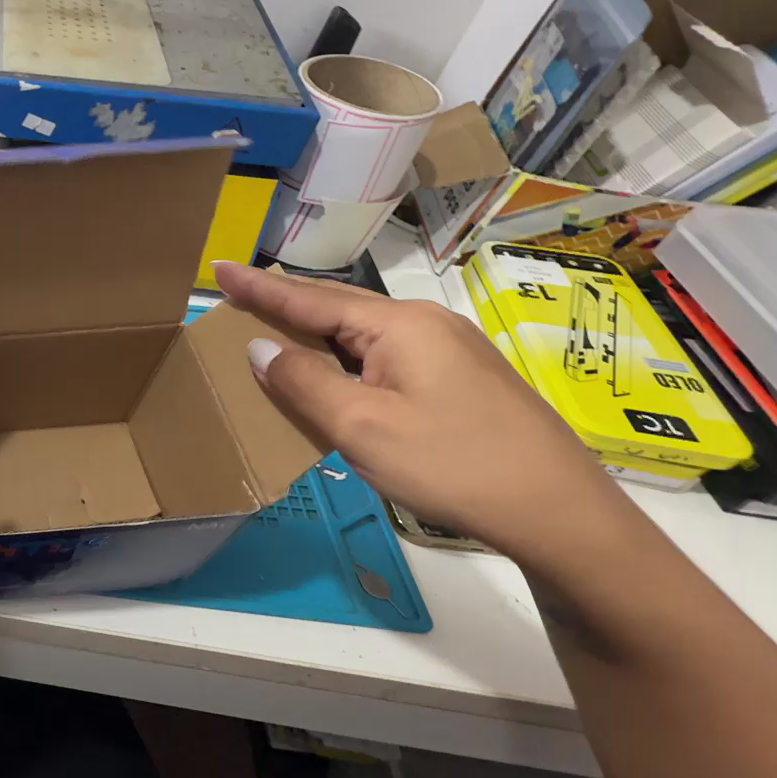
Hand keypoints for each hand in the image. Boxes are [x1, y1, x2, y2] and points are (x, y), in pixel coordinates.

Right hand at [212, 260, 633, 553]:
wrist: (558, 511)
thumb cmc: (449, 463)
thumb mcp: (360, 425)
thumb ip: (304, 381)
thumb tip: (260, 346)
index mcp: (397, 326)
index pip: (308, 299)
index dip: (259, 286)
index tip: (218, 266)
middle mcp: (424, 323)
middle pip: (337, 306)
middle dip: (284, 300)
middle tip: (238, 293)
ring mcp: (449, 348)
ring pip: (361, 331)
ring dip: (314, 329)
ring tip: (273, 326)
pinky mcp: (460, 377)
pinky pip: (383, 352)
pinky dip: (343, 353)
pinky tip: (332, 368)